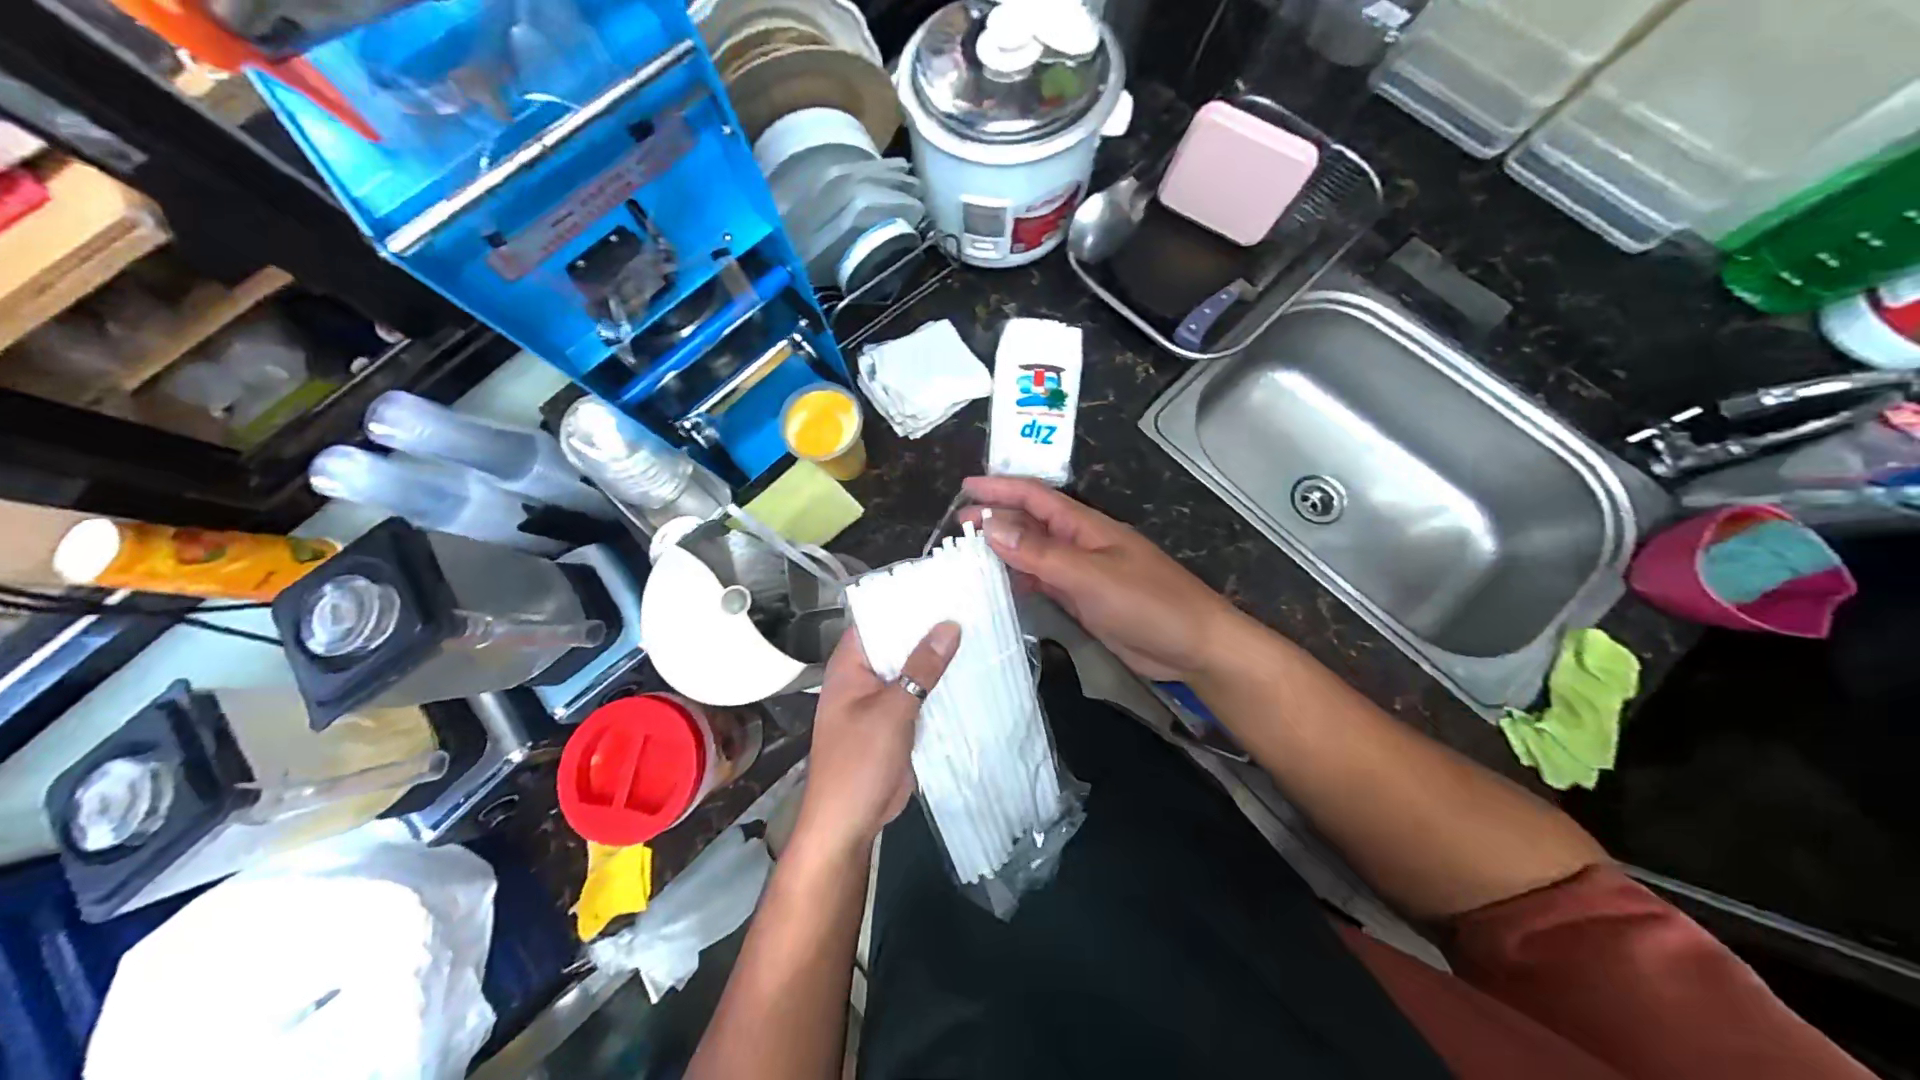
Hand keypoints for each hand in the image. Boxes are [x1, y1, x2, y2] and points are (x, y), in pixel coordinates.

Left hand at [793, 622, 959, 853]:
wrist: (849, 821)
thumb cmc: (859, 761)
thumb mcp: (893, 710)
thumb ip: (921, 668)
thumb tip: (949, 625)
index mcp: (849, 667)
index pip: (876, 620)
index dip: (904, 602)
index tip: (940, 585)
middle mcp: (863, 678)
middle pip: (896, 644)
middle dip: (927, 630)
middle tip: (969, 606)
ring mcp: (879, 701)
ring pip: (910, 670)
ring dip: (936, 659)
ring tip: (976, 631)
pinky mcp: (895, 723)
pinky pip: (919, 696)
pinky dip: (938, 687)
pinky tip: (969, 674)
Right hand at [960, 475, 1248, 681]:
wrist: (1194, 646)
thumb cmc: (1150, 603)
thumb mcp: (1092, 576)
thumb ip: (1041, 554)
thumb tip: (991, 526)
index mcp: (1085, 526)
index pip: (1035, 497)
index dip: (999, 489)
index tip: (964, 488)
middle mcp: (1079, 544)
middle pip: (1030, 524)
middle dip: (994, 520)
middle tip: (955, 529)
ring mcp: (1081, 573)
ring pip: (1033, 554)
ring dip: (1003, 551)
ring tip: (967, 556)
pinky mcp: (1083, 600)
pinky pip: (1043, 582)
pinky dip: (1019, 581)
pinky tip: (999, 587)